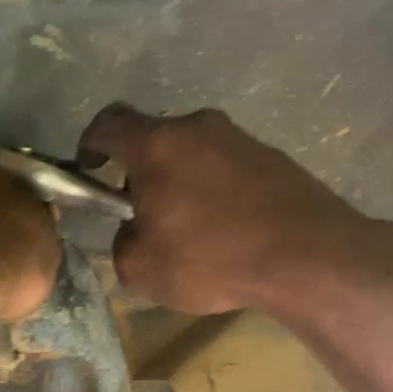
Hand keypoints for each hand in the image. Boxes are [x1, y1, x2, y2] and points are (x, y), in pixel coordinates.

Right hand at [77, 103, 392, 316]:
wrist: (304, 254)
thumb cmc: (209, 257)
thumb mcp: (140, 268)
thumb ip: (122, 243)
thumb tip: (135, 230)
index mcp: (156, 145)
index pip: (108, 123)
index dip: (90, 143)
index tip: (88, 169)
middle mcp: (197, 128)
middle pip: (153, 140)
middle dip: (139, 174)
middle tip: (140, 216)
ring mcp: (239, 138)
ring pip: (191, 155)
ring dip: (178, 185)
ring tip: (185, 233)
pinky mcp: (270, 157)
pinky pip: (224, 170)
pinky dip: (212, 194)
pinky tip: (221, 234)